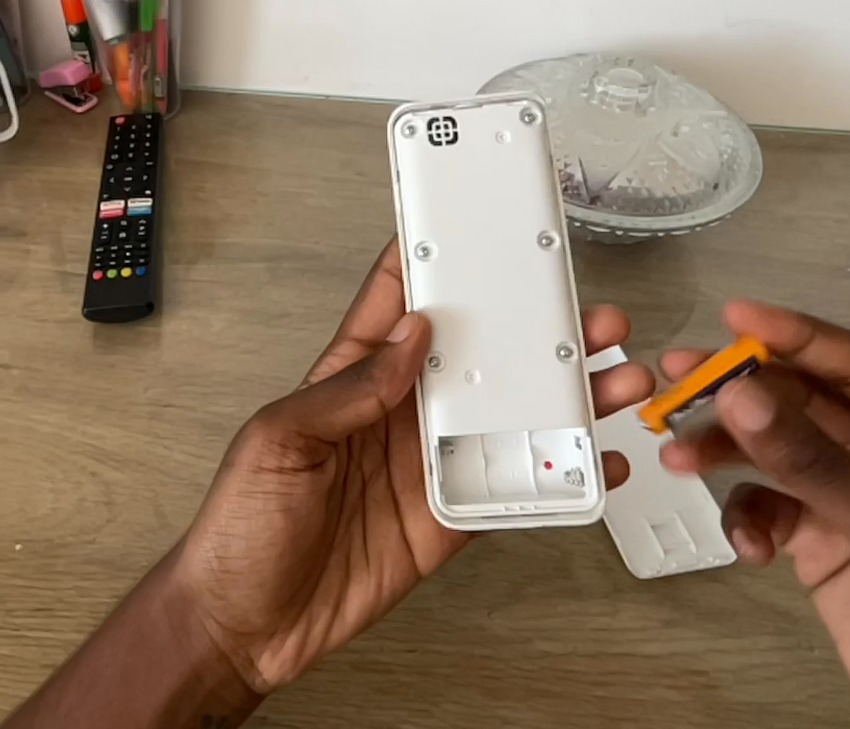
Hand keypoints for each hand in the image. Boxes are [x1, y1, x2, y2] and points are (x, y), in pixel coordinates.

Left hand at [170, 238, 655, 693]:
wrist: (247, 621)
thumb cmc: (242, 521)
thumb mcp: (279, 438)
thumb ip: (347, 391)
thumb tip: (407, 336)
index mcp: (348, 379)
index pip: (393, 306)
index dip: (428, 266)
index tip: (470, 229)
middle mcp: (394, 412)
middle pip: (470, 357)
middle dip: (524, 329)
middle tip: (576, 313)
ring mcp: (424, 463)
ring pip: (502, 415)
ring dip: (554, 396)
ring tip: (607, 376)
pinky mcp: (444, 517)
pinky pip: (510, 488)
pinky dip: (555, 474)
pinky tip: (594, 460)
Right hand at [660, 300, 849, 728]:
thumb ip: (817, 466)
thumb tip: (736, 393)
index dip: (797, 337)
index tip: (732, 316)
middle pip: (801, 405)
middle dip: (738, 391)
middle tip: (675, 377)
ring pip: (772, 452)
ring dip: (723, 450)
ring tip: (676, 453)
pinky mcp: (820, 547)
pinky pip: (765, 508)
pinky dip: (742, 516)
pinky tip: (742, 543)